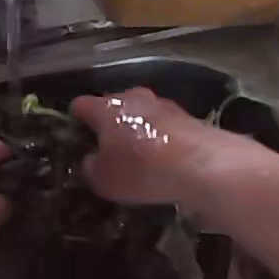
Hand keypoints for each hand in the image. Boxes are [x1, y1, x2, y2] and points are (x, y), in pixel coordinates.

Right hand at [70, 88, 270, 213]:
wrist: (205, 166)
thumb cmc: (142, 170)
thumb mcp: (103, 180)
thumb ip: (89, 167)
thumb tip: (92, 159)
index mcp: (105, 108)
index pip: (79, 105)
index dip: (73, 121)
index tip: (75, 139)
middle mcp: (132, 97)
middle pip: (111, 106)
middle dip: (106, 125)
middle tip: (106, 151)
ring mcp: (162, 104)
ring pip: (139, 114)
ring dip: (135, 130)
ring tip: (137, 156)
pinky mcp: (187, 115)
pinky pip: (162, 125)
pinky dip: (158, 137)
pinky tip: (162, 158)